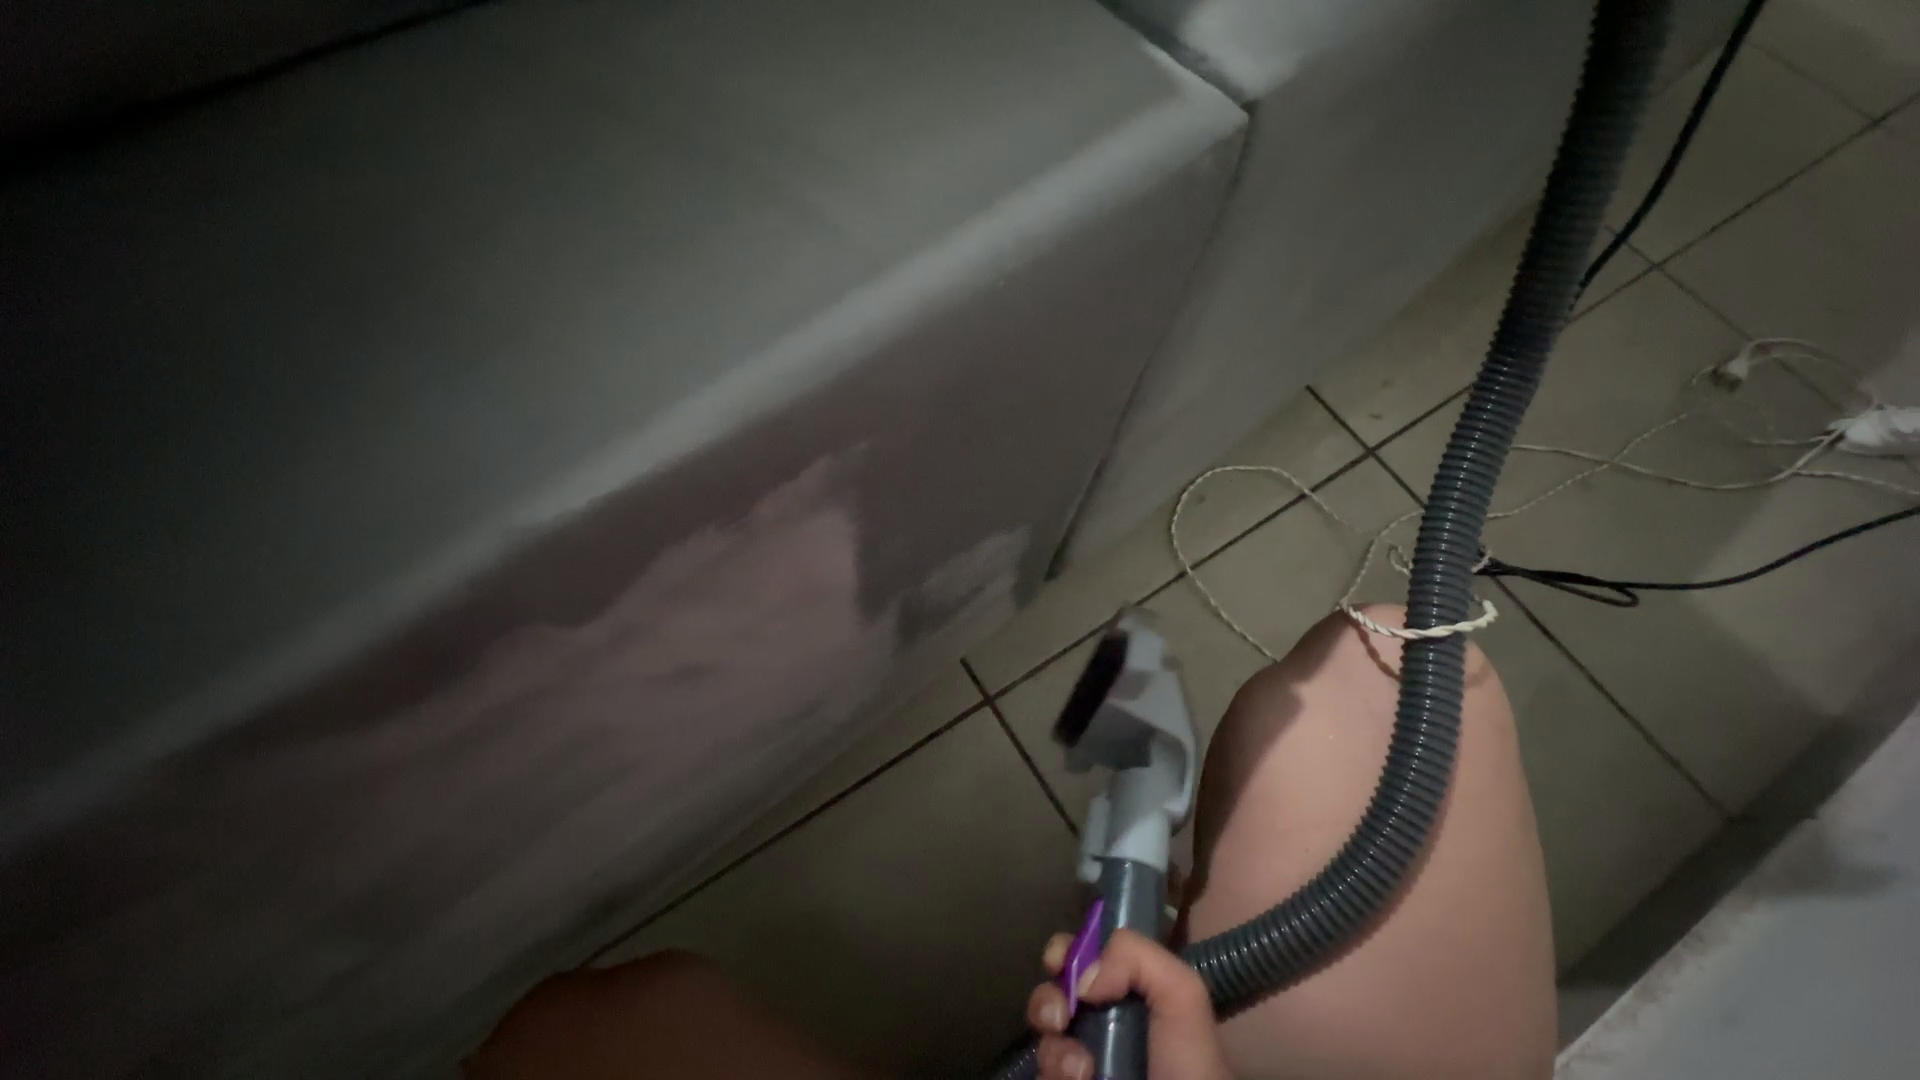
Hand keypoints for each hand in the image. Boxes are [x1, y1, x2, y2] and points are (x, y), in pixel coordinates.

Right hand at [1026, 929, 1232, 1079]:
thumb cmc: (1188, 1064)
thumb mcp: (1181, 994)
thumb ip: (1136, 957)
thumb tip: (1081, 981)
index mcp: (1124, 992)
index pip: (1081, 958)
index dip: (1065, 954)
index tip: (1059, 963)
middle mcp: (1098, 1022)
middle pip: (1052, 994)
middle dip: (1046, 999)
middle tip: (1059, 1016)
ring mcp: (1082, 1060)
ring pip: (1044, 1039)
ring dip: (1055, 1048)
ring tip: (1081, 1068)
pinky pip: (1044, 1072)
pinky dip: (1055, 1072)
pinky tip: (1080, 1078)